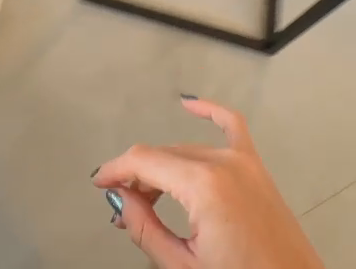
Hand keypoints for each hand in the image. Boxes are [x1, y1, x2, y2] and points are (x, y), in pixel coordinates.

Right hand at [93, 97, 324, 268]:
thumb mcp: (184, 268)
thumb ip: (146, 229)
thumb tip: (121, 200)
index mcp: (202, 185)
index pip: (144, 161)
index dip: (116, 170)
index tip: (99, 186)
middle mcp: (221, 161)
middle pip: (164, 155)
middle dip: (137, 177)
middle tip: (123, 211)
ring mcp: (243, 160)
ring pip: (187, 149)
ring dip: (163, 167)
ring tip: (145, 198)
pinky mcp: (257, 167)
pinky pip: (231, 125)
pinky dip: (209, 111)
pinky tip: (188, 104)